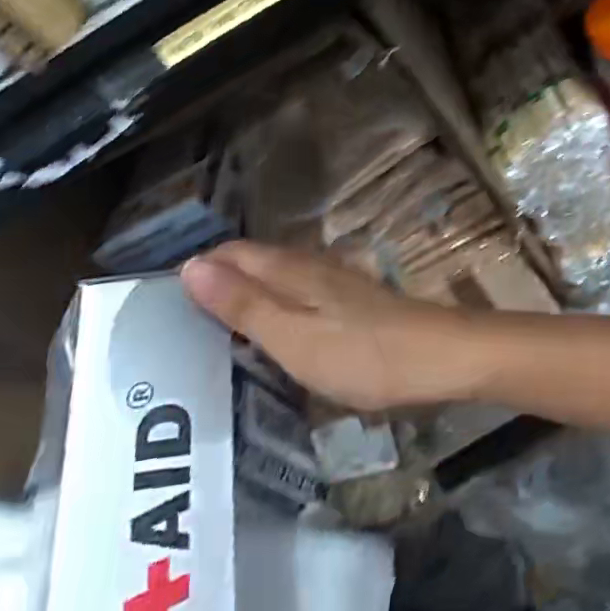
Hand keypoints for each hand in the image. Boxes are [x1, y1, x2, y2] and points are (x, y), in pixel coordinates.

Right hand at [179, 241, 484, 410]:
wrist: (440, 357)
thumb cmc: (360, 354)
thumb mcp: (291, 337)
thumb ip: (242, 304)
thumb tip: (189, 266)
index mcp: (287, 269)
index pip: (230, 253)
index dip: (199, 269)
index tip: (168, 300)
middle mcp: (306, 264)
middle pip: (251, 260)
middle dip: (218, 278)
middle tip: (186, 318)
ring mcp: (332, 279)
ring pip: (274, 274)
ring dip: (245, 291)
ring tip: (221, 326)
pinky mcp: (349, 299)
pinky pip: (296, 291)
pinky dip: (273, 304)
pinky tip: (276, 330)